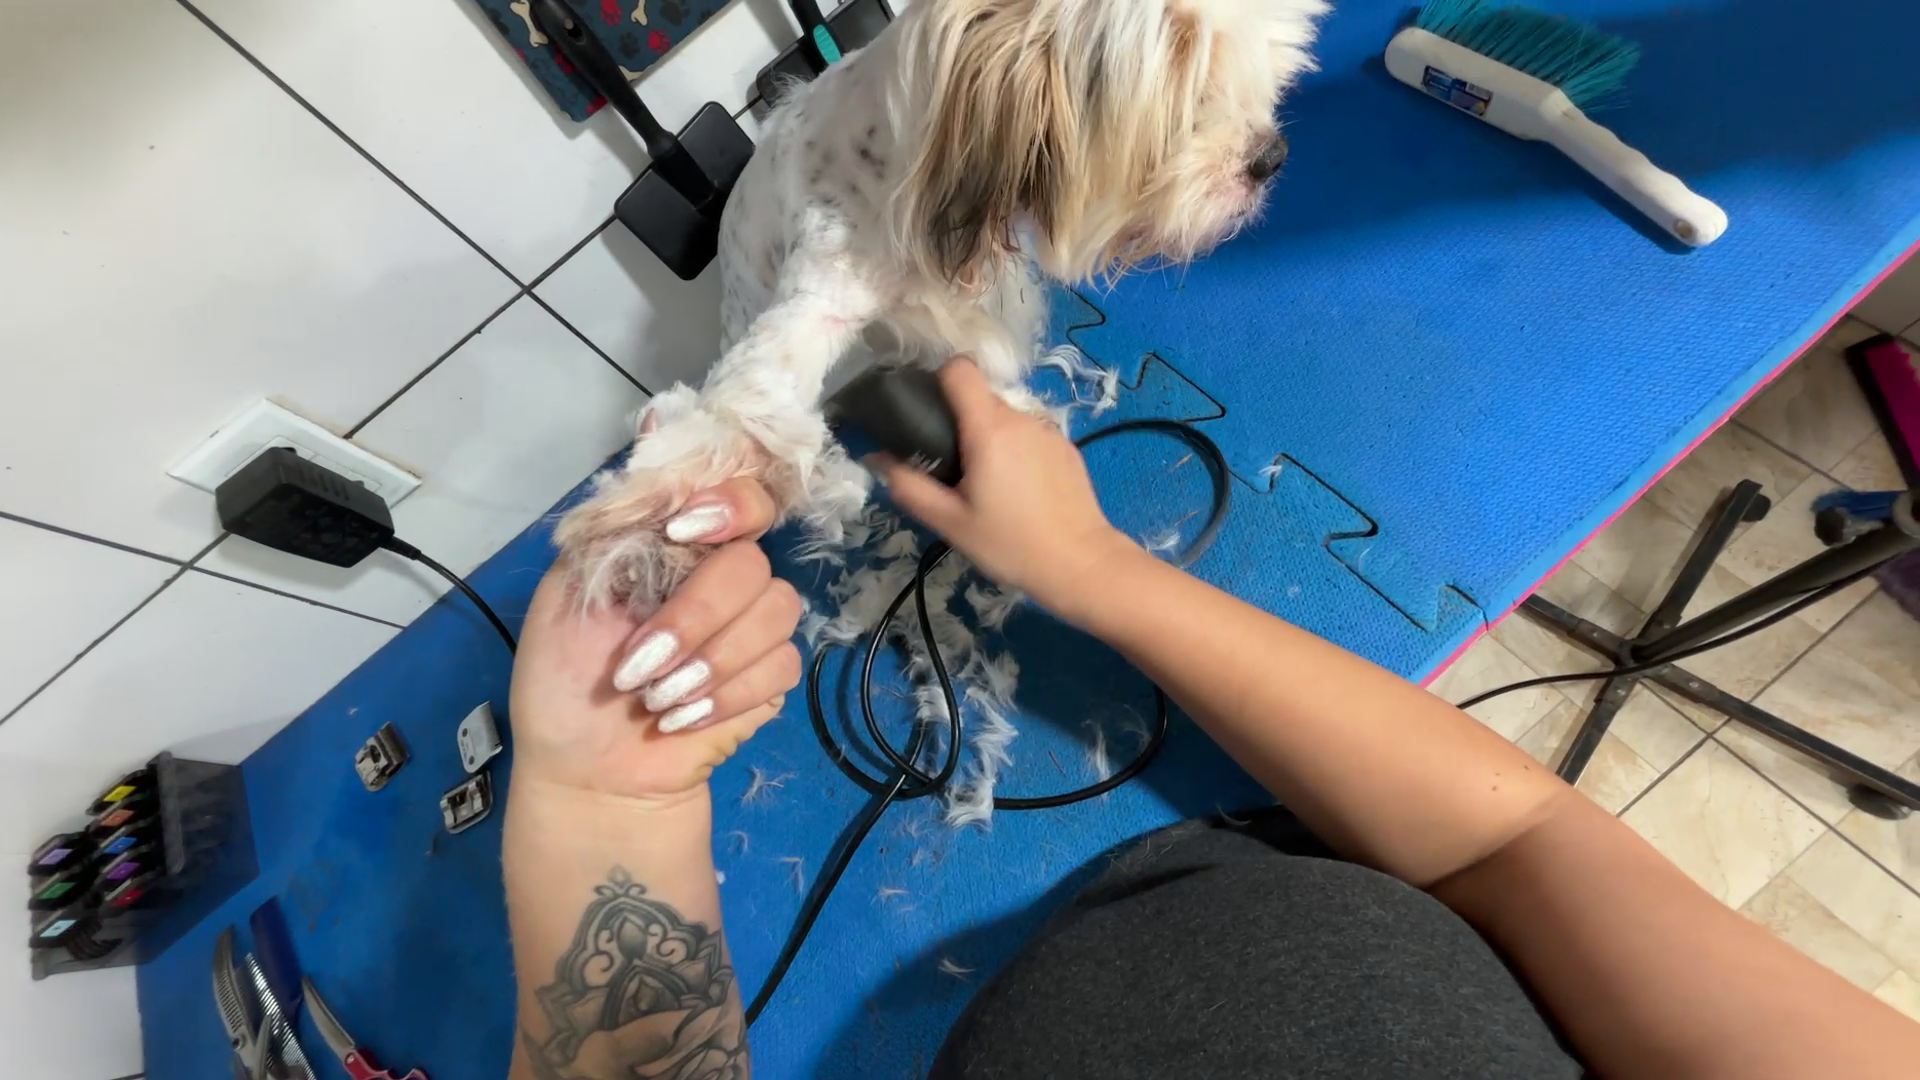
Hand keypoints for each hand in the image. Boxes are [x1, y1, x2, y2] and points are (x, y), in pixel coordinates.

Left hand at [510, 478, 801, 803]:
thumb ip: (613, 532)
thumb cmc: (566, 679)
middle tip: (639, 666)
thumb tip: (667, 478)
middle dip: (695, 617)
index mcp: (684, 549)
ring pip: (777, 613)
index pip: (741, 498)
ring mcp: (756, 628)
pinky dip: (728, 695)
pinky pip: (782, 666)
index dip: (730, 505)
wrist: (588, 770)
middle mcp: (727, 579)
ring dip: (711, 661)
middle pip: (753, 565)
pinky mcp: (773, 677)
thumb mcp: (565, 594)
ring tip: (656, 698)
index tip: (684, 533)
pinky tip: (683, 718)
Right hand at [879, 358, 1138, 620]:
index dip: (938, 382)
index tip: (927, 415)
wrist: (1081, 564)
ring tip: (988, 485)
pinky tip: (1020, 492)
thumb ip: (909, 486)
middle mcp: (1022, 418)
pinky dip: (1016, 452)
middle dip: (960, 422)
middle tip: (951, 467)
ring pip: (1006, 419)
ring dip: (990, 439)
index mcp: (989, 428)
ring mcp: (1049, 431)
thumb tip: (877, 458)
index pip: (960, 369)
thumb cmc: (1011, 544)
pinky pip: (1029, 436)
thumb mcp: (950, 523)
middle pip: (980, 398)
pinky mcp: (1067, 448)